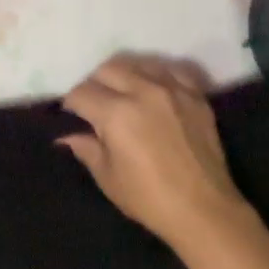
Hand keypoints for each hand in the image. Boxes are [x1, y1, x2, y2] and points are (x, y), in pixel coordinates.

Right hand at [60, 55, 246, 248]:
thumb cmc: (147, 198)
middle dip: (93, 84)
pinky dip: (156, 73)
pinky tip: (153, 88)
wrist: (200, 207)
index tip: (71, 116)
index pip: (81, 93)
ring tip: (121, 93)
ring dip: (123, 73)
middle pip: (108, 68)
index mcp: (116, 114)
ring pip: (139, 62)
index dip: (70, 104)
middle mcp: (143, 91)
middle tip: (92, 104)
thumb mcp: (108, 178)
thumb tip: (68, 137)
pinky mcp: (196, 94)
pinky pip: (171, 68)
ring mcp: (173, 89)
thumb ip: (87, 149)